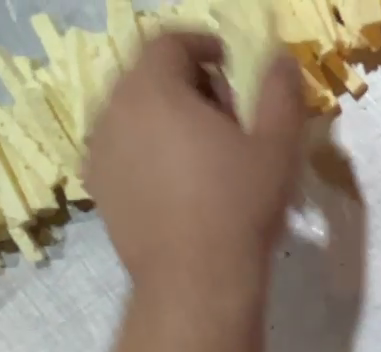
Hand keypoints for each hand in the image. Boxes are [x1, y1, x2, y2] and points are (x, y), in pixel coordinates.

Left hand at [85, 33, 304, 305]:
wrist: (197, 282)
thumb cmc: (240, 210)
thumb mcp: (277, 150)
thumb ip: (280, 94)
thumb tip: (280, 59)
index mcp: (155, 88)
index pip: (171, 42)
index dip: (204, 47)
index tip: (233, 68)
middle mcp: (115, 109)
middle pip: (150, 78)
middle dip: (188, 88)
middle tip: (228, 123)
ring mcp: (101, 151)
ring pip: (135, 118)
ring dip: (168, 125)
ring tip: (207, 162)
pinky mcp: (100, 190)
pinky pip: (126, 155)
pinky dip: (151, 158)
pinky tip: (182, 191)